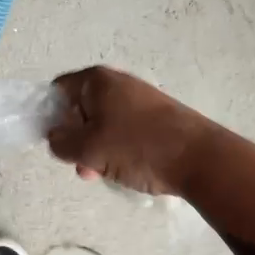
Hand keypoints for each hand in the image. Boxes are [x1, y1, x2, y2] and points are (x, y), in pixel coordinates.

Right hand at [48, 66, 210, 195]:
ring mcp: (140, 98)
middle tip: (83, 167)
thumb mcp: (88, 149)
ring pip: (105, 123)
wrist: (202, 159)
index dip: (51, 116)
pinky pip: (127, 129)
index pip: (59, 90)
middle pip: (82, 108)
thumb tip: (55, 138)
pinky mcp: (159, 117)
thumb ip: (61, 142)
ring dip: (98, 148)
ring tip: (106, 174)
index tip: (58, 142)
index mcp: (97, 80)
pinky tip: (128, 170)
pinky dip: (120, 148)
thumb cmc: (137, 147)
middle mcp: (117, 82)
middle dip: (78, 138)